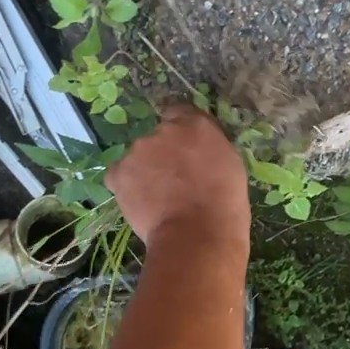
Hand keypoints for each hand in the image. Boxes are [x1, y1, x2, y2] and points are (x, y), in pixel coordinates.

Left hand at [107, 104, 249, 247]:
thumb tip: (198, 155)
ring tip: (158, 200)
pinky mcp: (119, 173)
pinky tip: (141, 203)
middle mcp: (164, 130)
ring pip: (138, 157)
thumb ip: (210, 151)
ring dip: (145, 171)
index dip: (181, 133)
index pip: (180, 113)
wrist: (198, 235)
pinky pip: (119, 175)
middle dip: (163, 155)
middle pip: (158, 137)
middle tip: (175, 183)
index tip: (185, 152)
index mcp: (196, 125)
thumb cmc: (226, 206)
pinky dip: (127, 186)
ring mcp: (138, 150)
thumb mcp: (230, 166)